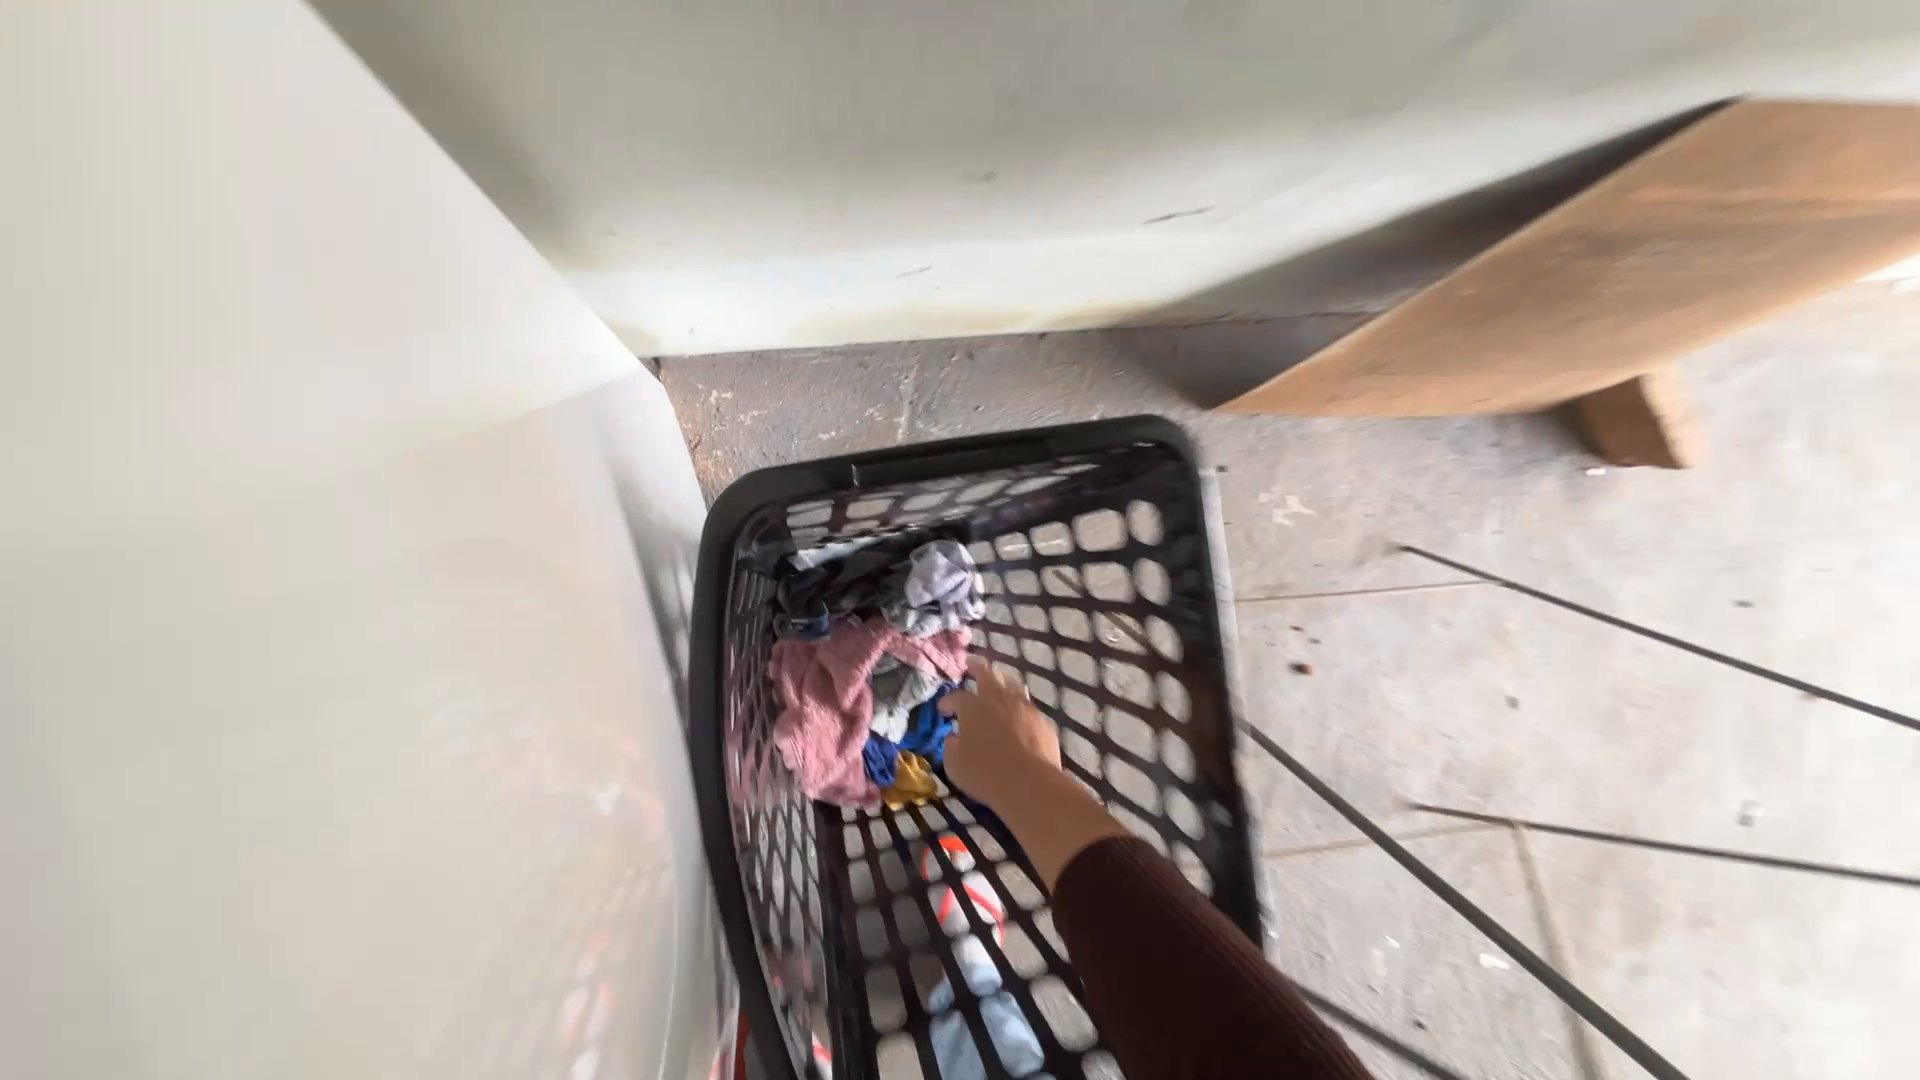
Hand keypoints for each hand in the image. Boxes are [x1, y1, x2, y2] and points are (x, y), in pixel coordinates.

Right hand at [939, 656, 1061, 806]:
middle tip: (972, 665)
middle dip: (977, 668)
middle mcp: (998, 698)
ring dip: (1002, 681)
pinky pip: (1029, 706)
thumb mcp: (955, 765)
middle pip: (987, 673)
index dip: (947, 701)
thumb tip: (954, 738)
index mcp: (972, 706)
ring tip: (999, 683)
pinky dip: (1020, 705)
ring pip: (1012, 684)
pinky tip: (1020, 714)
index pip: (956, 697)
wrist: (1029, 784)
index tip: (943, 710)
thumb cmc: (985, 774)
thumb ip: (950, 748)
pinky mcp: (1042, 720)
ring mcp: (1024, 707)